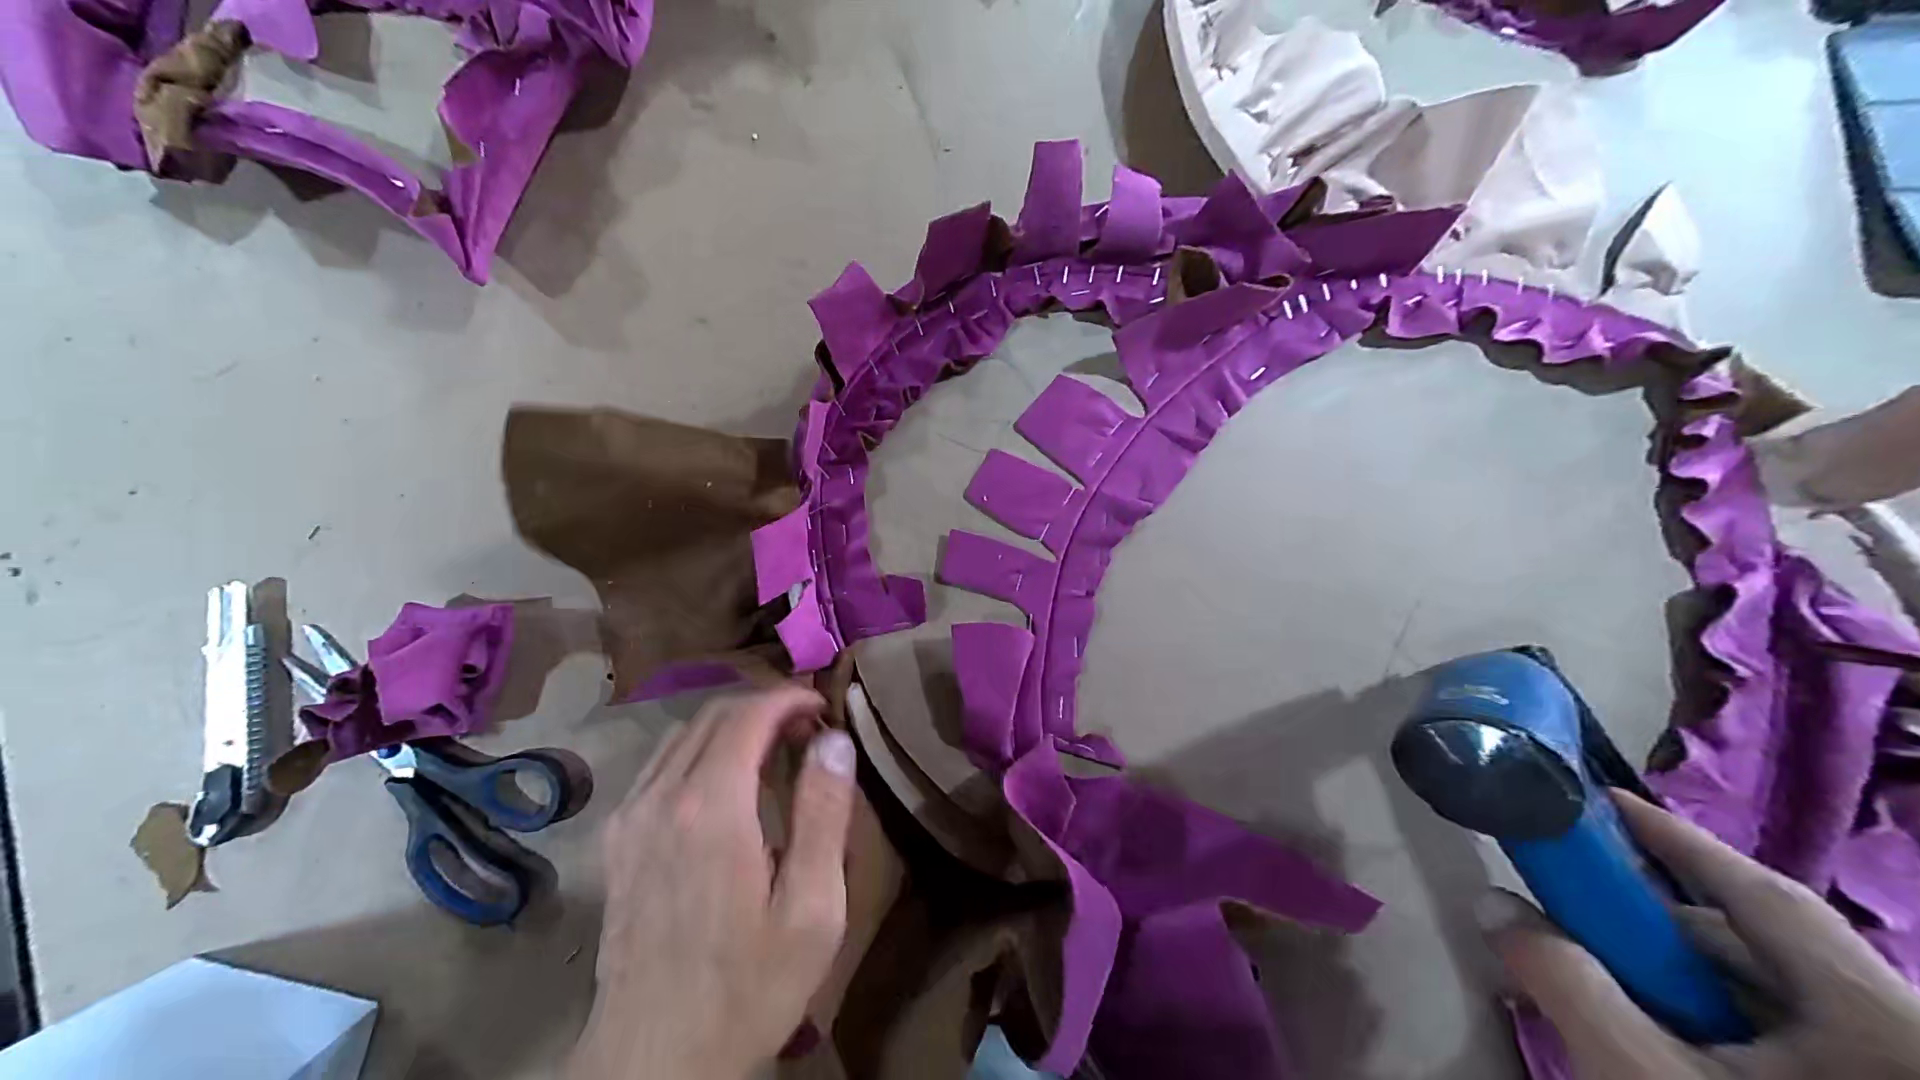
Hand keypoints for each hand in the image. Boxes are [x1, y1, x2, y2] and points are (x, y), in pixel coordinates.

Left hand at [568, 686, 857, 1079]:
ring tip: (774, 748)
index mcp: (711, 808)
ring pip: (683, 733)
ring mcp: (630, 817)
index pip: (748, 715)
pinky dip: (700, 749)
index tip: (823, 708)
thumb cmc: (747, 988)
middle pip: (714, 714)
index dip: (789, 698)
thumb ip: (824, 815)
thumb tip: (834, 740)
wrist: (651, 1062)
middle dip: (765, 706)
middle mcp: (662, 797)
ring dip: (732, 724)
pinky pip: (660, 764)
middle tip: (807, 730)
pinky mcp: (617, 839)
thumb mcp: (811, 909)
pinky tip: (726, 781)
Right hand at [1481, 790, 1919, 1078]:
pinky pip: (1789, 1040)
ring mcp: (1897, 1071)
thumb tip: (1489, 901)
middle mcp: (1907, 1034)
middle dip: (1658, 926)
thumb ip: (1566, 982)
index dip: (1677, 839)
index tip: (1603, 801)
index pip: (1761, 893)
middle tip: (1581, 919)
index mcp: (1884, 1020)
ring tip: (1615, 993)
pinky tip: (1670, 1043)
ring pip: (1774, 998)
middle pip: (1760, 948)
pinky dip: (1716, 1024)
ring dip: (1681, 981)